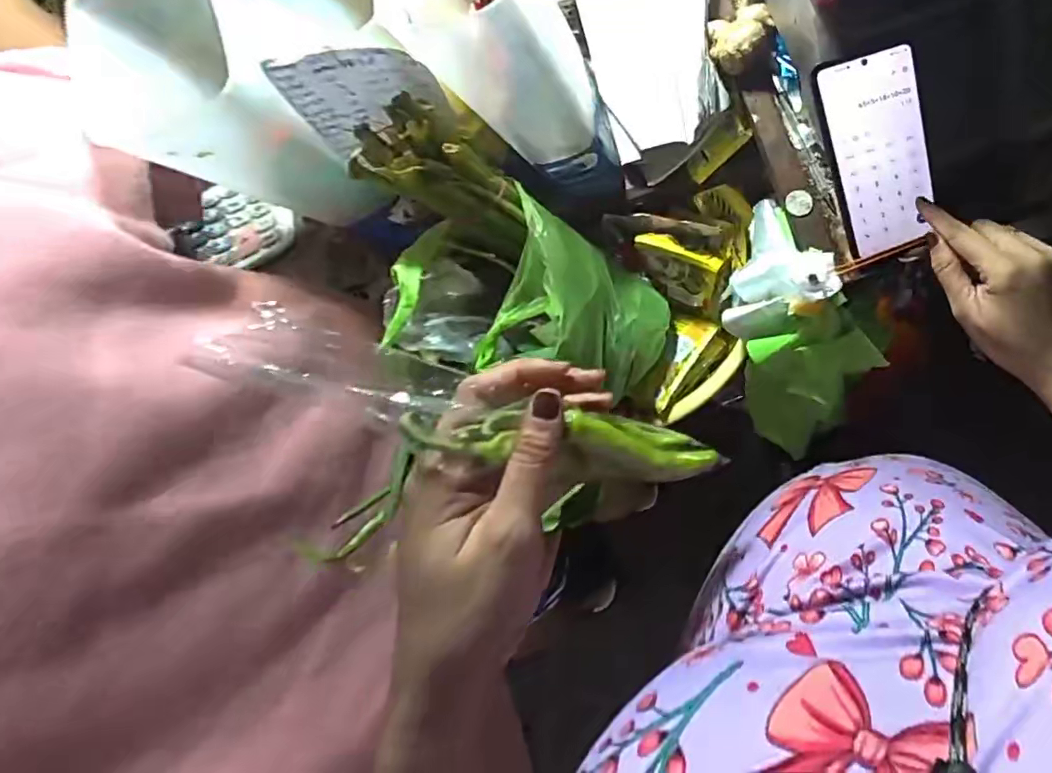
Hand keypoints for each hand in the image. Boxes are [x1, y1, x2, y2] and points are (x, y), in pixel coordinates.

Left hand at [389, 360, 609, 696]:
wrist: (454, 678)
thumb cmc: (474, 605)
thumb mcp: (508, 531)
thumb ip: (530, 461)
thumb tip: (548, 397)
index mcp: (445, 467)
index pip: (478, 395)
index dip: (523, 375)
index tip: (571, 374)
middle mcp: (459, 466)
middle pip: (504, 410)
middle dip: (553, 391)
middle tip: (603, 387)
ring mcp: (480, 485)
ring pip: (522, 434)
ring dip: (564, 417)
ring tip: (607, 404)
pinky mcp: (499, 505)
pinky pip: (531, 464)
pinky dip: (563, 448)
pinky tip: (593, 437)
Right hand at [918, 199, 1051, 394]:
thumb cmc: (1009, 344)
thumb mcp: (968, 313)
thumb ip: (949, 272)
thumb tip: (934, 239)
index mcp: (1005, 268)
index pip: (964, 234)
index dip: (940, 219)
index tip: (922, 203)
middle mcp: (1030, 251)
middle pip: (985, 226)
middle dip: (966, 236)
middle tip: (956, 258)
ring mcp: (1049, 251)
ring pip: (1005, 230)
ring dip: (987, 241)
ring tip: (983, 268)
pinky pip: (1024, 239)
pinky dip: (1008, 247)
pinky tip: (1007, 271)